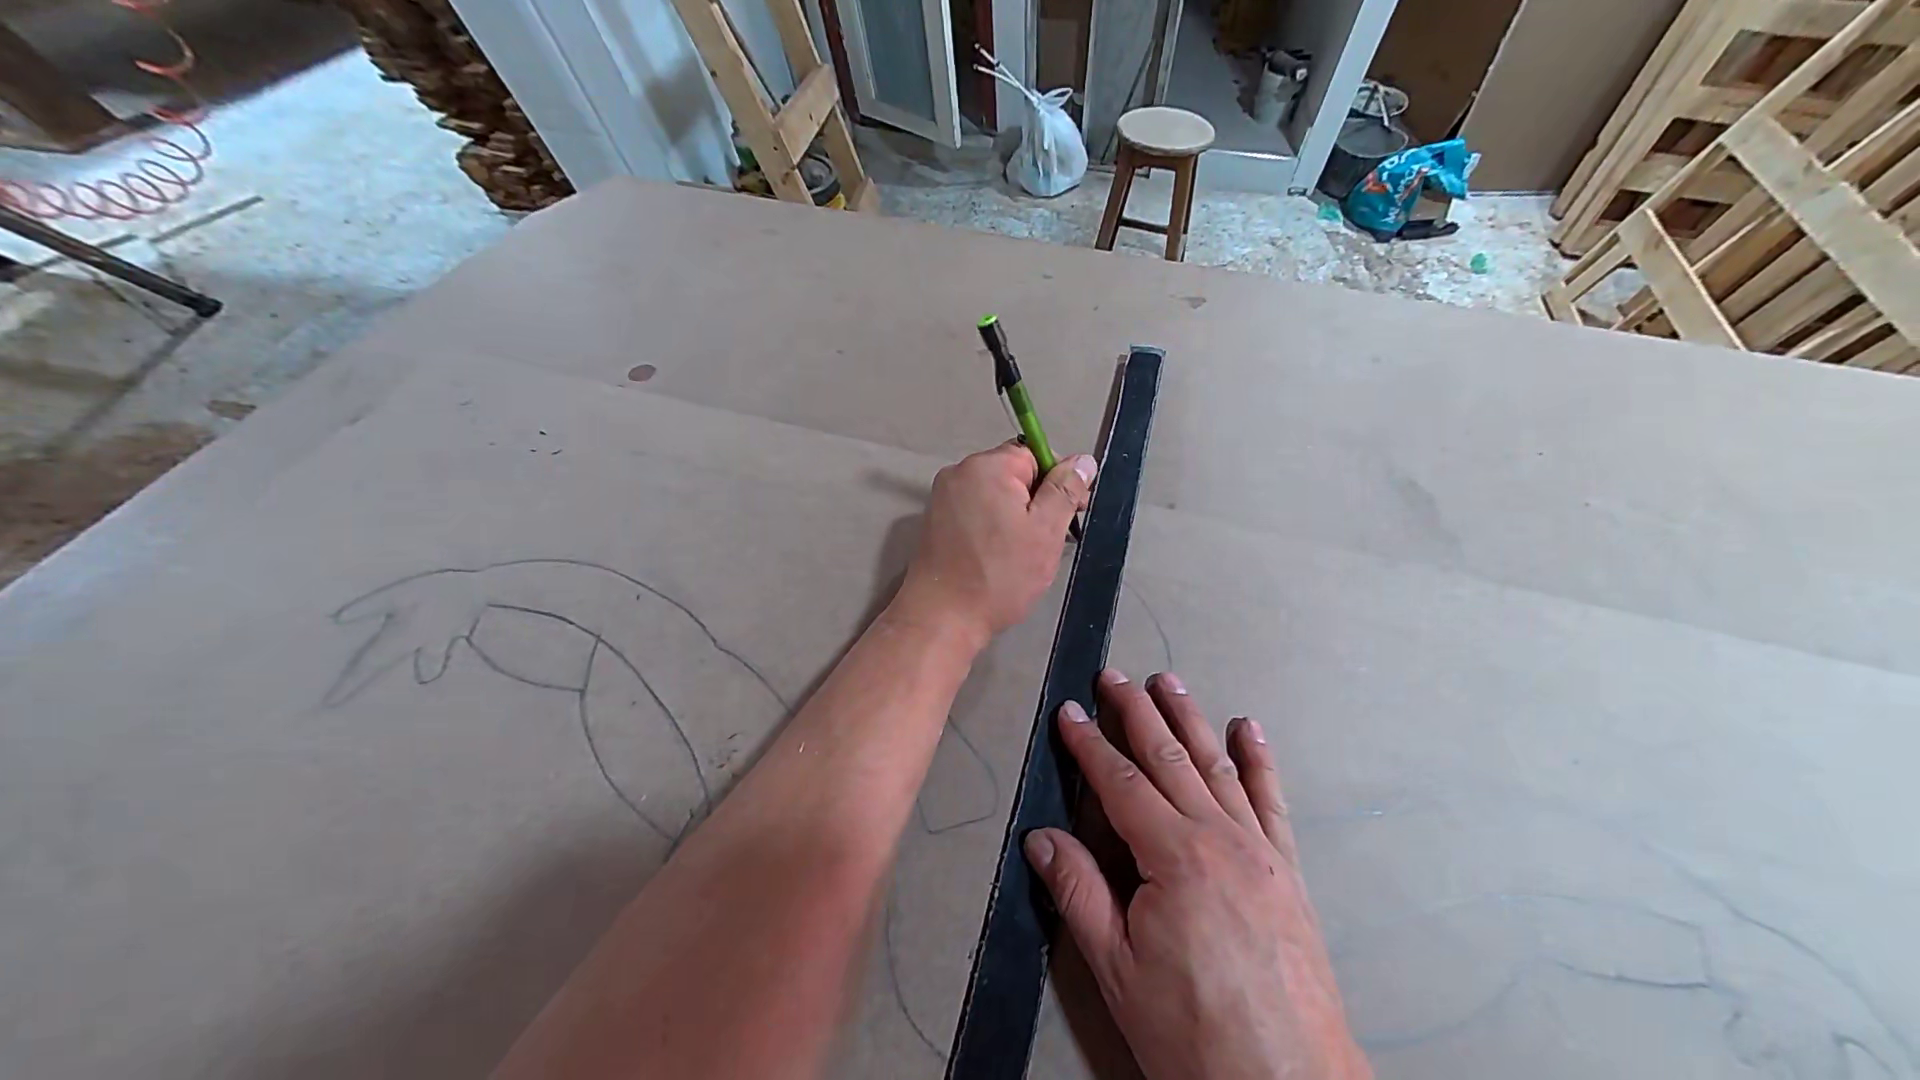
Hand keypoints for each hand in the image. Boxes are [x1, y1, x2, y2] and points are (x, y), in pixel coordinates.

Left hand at [894, 441, 1096, 646]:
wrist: (942, 617)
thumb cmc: (998, 576)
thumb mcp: (1045, 531)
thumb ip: (1065, 490)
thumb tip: (1082, 461)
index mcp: (987, 467)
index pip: (1034, 454)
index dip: (1057, 482)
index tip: (1070, 513)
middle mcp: (959, 473)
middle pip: (1013, 474)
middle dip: (1036, 502)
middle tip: (1047, 540)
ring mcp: (942, 497)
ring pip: (995, 496)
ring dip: (1014, 517)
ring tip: (1022, 554)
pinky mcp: (935, 521)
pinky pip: (975, 512)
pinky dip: (992, 528)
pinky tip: (998, 558)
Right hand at [1025, 669, 1370, 1079]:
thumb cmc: (1193, 1031)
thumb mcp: (1118, 968)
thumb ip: (1079, 893)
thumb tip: (1041, 838)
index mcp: (1174, 857)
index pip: (1120, 782)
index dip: (1090, 744)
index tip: (1070, 712)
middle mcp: (1219, 837)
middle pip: (1168, 757)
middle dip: (1137, 712)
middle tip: (1114, 677)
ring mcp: (1259, 849)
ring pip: (1216, 764)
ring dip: (1189, 718)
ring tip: (1169, 681)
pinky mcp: (1286, 868)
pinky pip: (1270, 799)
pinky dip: (1258, 759)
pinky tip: (1248, 729)